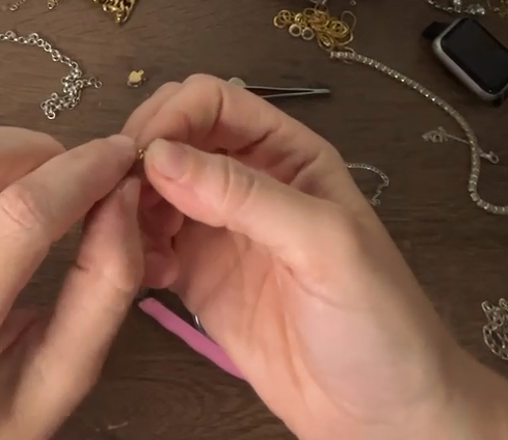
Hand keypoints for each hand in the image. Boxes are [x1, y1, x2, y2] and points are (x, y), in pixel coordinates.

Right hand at [123, 75, 507, 439]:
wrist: (386, 422)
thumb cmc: (379, 321)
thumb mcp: (324, 246)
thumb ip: (244, 195)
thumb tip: (159, 155)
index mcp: (283, 152)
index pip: (213, 101)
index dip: (174, 115)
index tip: (141, 153)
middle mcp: (244, 178)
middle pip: (173, 134)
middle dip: (143, 153)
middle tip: (121, 193)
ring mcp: (215, 226)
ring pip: (151, 185)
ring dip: (130, 202)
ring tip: (128, 238)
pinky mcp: (195, 273)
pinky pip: (146, 241)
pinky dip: (131, 246)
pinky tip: (144, 274)